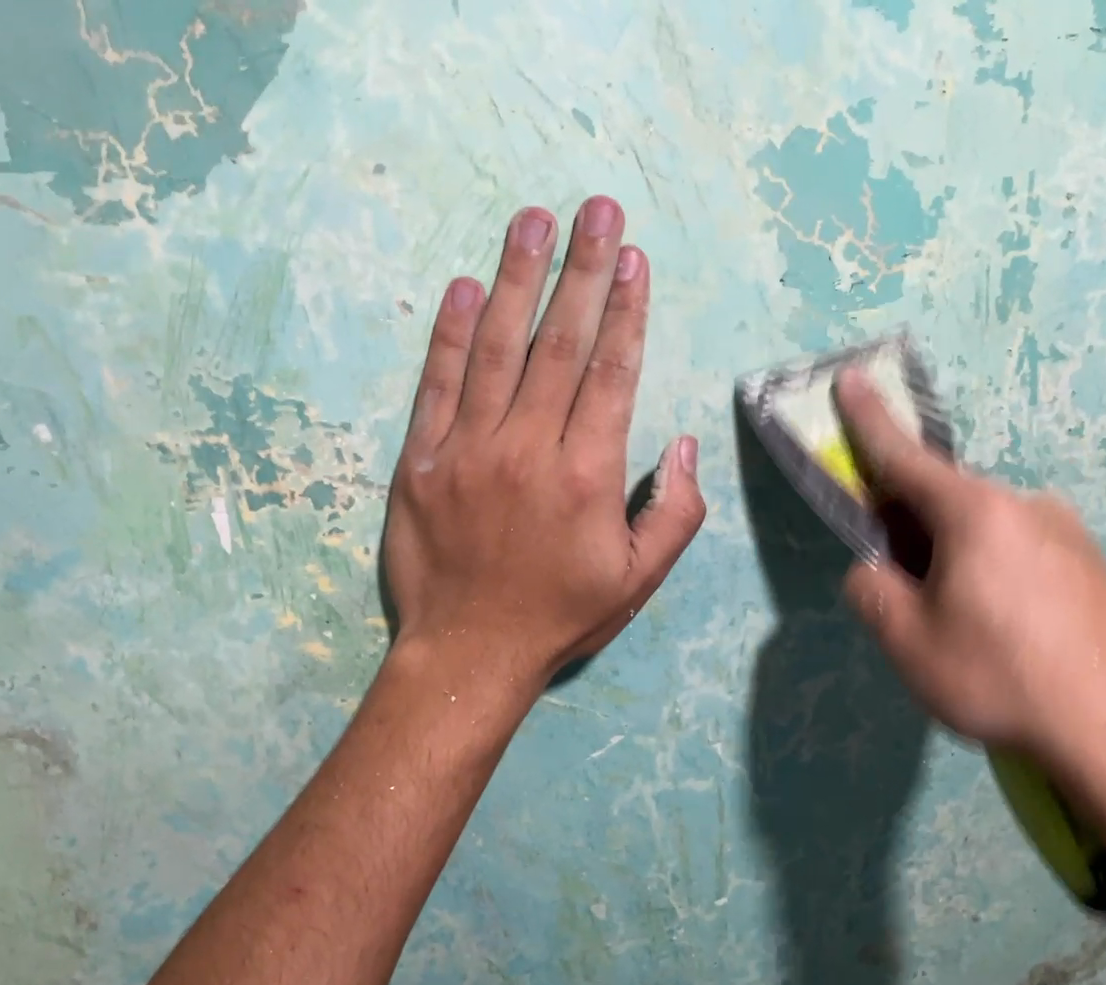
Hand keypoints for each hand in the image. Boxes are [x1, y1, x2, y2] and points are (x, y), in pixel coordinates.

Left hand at [383, 197, 705, 689]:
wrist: (467, 653)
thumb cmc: (560, 615)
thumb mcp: (638, 579)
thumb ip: (675, 513)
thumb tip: (685, 445)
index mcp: (587, 474)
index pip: (612, 374)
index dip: (626, 311)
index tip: (634, 258)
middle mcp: (528, 448)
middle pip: (560, 344)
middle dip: (583, 271)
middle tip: (596, 209)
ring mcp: (467, 449)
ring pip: (496, 349)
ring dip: (516, 280)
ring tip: (532, 220)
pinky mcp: (420, 461)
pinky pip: (436, 386)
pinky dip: (449, 334)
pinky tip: (464, 287)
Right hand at [834, 368, 1105, 772]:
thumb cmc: (1003, 677)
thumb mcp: (908, 643)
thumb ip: (872, 592)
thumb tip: (877, 572)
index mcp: (975, 512)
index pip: (903, 456)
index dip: (868, 418)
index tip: (851, 376)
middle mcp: (1027, 506)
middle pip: (947, 504)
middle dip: (914, 530)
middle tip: (907, 591)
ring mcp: (1072, 536)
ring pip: (989, 536)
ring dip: (960, 562)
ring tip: (969, 633)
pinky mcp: (1099, 571)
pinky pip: (1028, 559)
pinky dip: (1001, 582)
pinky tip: (1015, 642)